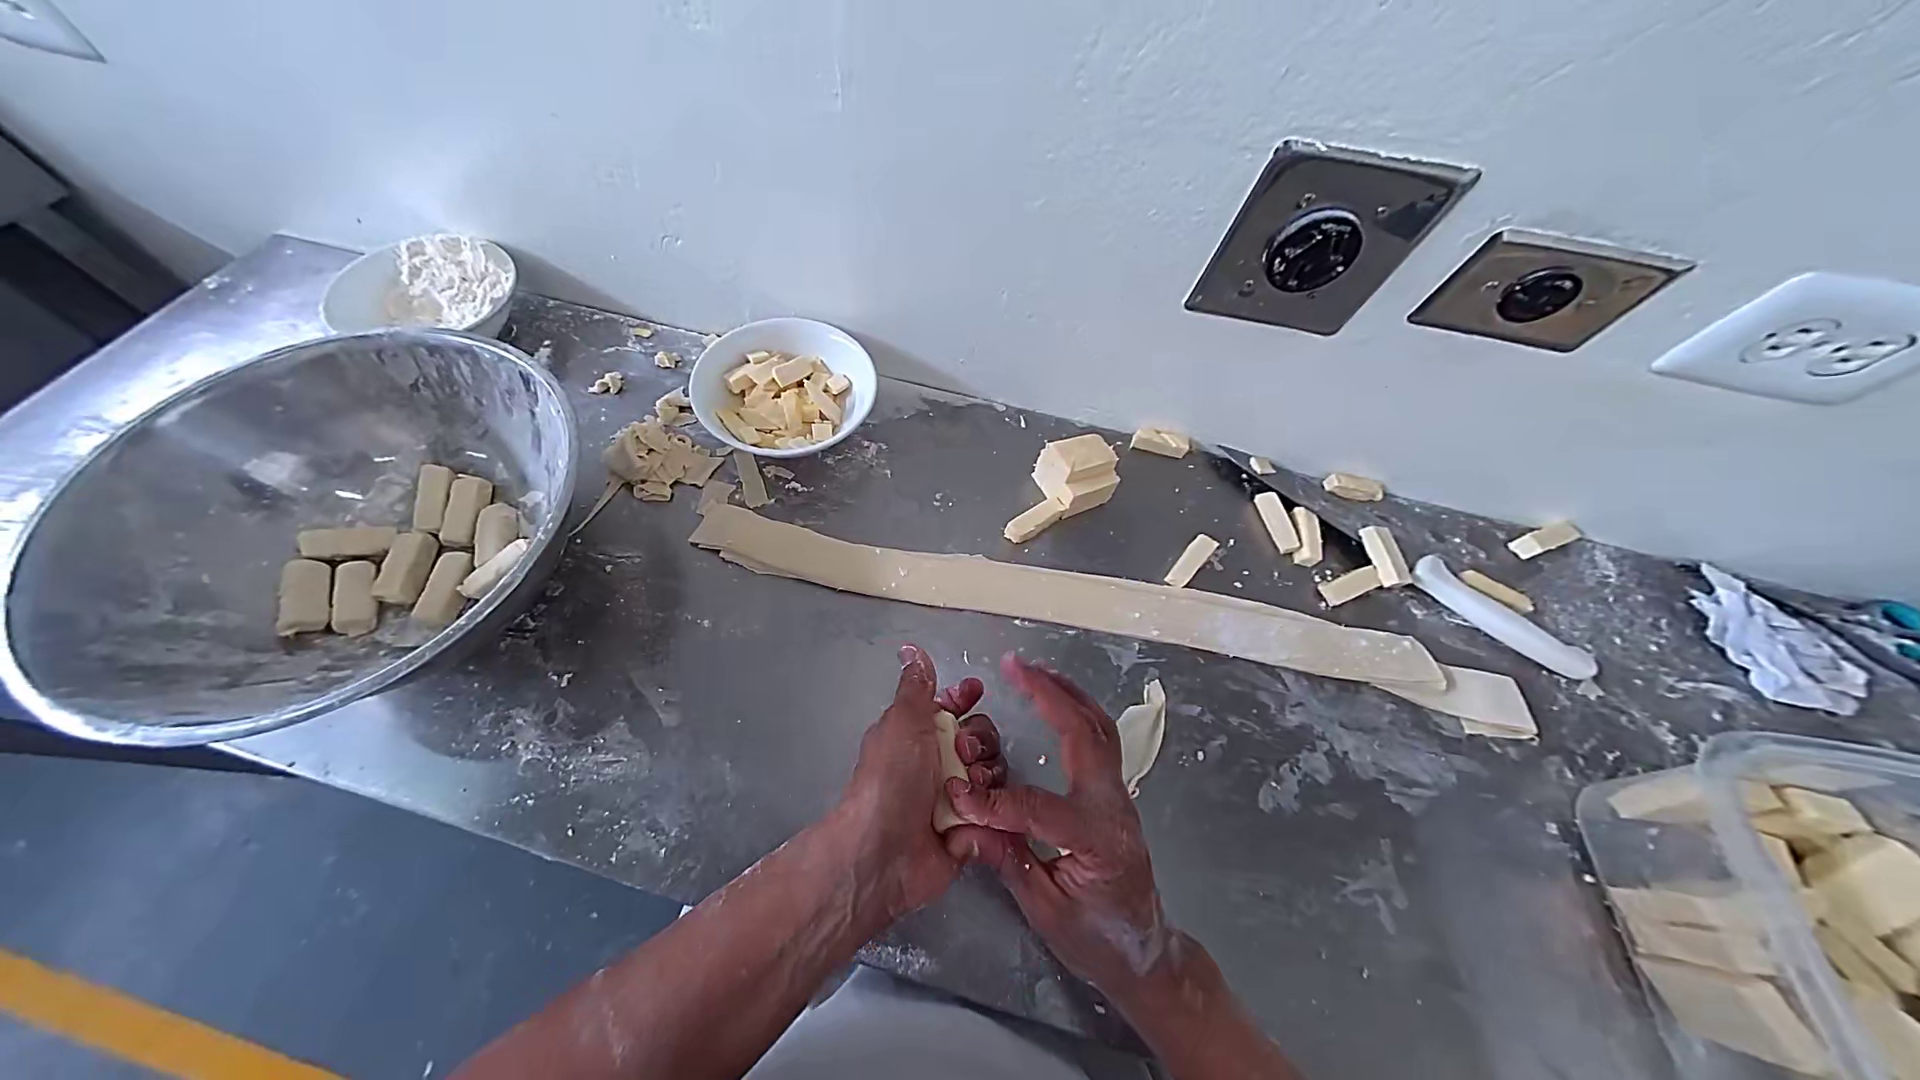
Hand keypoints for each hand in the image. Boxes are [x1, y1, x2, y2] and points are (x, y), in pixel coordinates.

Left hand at [833, 644, 1007, 921]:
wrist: (884, 851)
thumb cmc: (890, 778)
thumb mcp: (902, 721)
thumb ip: (916, 686)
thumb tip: (911, 650)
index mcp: (919, 734)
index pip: (954, 707)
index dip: (966, 699)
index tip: (973, 693)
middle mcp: (939, 763)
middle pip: (983, 738)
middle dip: (979, 741)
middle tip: (963, 752)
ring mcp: (956, 798)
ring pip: (995, 774)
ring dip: (984, 777)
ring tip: (965, 791)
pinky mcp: (971, 831)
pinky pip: (997, 811)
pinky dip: (989, 812)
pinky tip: (976, 816)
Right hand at [945, 654, 1171, 996]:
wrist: (1143, 950)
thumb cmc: (1097, 939)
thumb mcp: (1046, 911)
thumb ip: (1007, 859)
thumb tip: (963, 820)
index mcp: (1098, 840)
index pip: (1040, 807)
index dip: (995, 800)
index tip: (959, 795)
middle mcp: (1113, 806)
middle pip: (1086, 735)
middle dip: (1049, 694)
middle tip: (1014, 666)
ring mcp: (1119, 794)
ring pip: (1099, 727)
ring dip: (1066, 692)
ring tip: (1032, 670)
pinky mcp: (1115, 790)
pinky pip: (1101, 737)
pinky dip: (1077, 708)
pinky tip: (1055, 698)